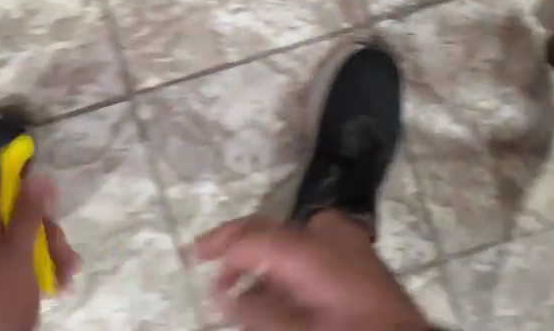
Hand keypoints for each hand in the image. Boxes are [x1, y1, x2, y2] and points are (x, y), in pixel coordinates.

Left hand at [0, 175, 80, 330]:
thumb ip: (27, 213)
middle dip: (45, 229)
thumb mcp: (19, 255)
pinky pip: (13, 267)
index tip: (50, 193)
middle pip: (13, 217)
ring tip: (68, 275)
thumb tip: (36, 174)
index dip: (22, 182)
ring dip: (47, 253)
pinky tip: (57, 285)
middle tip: (65, 250)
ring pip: (18, 244)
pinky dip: (35, 271)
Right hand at [193, 216, 429, 330]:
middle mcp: (329, 234)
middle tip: (209, 267)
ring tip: (239, 293)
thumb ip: (260, 314)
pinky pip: (309, 252)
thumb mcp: (303, 330)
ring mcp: (347, 243)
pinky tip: (274, 294)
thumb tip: (223, 295)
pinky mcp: (358, 258)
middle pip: (270, 231)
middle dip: (237, 250)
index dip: (222, 245)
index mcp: (314, 247)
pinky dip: (286, 270)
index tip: (195, 258)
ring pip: (288, 243)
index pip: (255, 236)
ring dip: (260, 264)